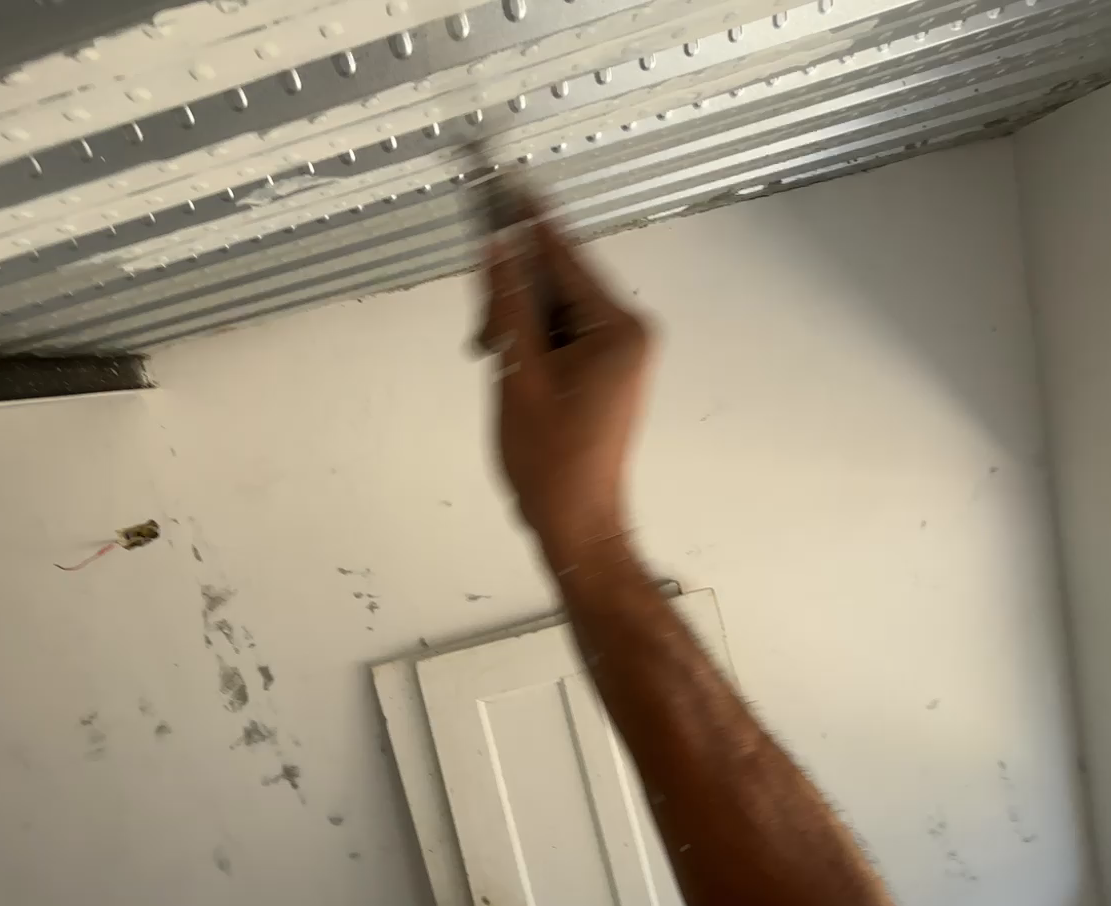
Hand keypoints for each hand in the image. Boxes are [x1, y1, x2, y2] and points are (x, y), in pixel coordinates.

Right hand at [478, 218, 652, 561]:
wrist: (575, 520)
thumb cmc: (549, 459)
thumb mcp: (519, 374)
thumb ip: (507, 306)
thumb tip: (497, 246)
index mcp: (619, 328)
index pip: (565, 256)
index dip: (526, 222)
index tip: (502, 181)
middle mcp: (628, 333)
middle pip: (558, 285)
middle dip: (513, 300)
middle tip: (482, 340)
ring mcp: (619, 354)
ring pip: (554, 313)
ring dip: (517, 328)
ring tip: (495, 364)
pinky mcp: (605, 373)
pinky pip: (561, 339)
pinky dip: (531, 346)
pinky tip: (511, 370)